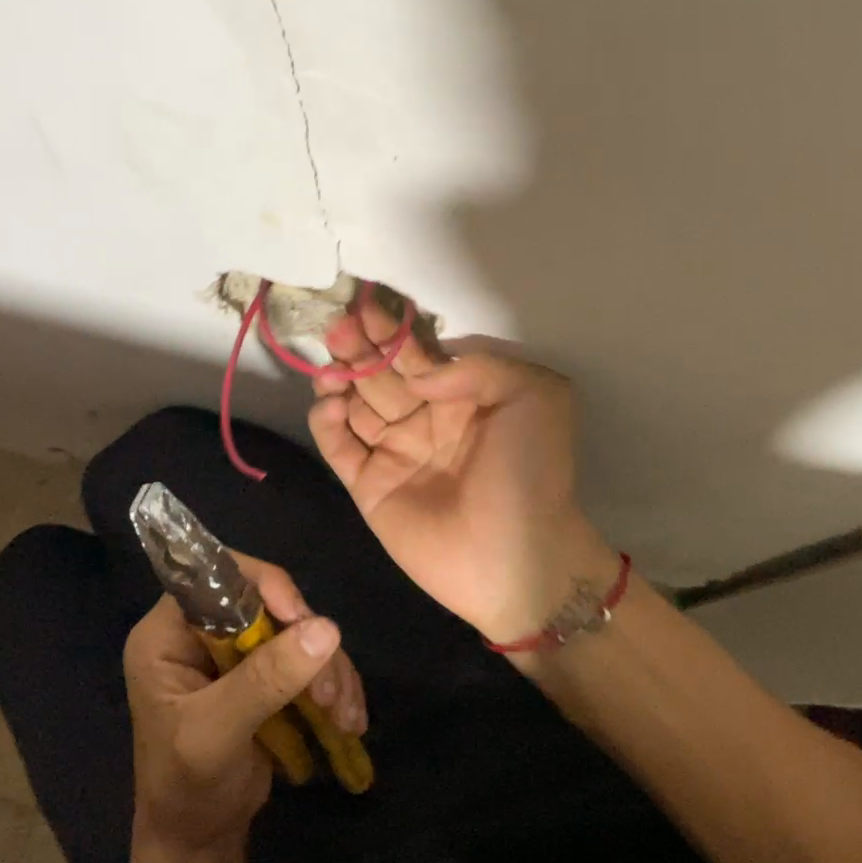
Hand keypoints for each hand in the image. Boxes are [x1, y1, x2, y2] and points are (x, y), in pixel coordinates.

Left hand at [122, 553, 362, 850]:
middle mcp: (200, 633)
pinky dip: (332, 685)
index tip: (298, 616)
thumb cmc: (186, 786)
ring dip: (327, 668)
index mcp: (168, 633)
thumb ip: (264, 679)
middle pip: (266, 602)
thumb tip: (325, 628)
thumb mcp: (217, 732)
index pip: (214, 578)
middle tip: (329, 689)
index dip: (262, 585)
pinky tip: (348, 719)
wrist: (197, 840)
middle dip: (305, 641)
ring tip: (342, 714)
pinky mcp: (264, 676)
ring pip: (295, 630)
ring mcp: (235, 654)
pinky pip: (307, 659)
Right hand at [306, 303, 617, 642]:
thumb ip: (479, 366)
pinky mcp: (369, 486)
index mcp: (463, 397)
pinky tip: (329, 404)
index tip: (367, 305)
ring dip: (339, 379)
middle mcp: (425, 419)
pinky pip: (339, 447)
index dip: (393, 331)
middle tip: (339, 327)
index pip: (418, 354)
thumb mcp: (535, 397)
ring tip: (331, 365)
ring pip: (355, 404)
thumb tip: (420, 373)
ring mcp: (395, 453)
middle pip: (381, 374)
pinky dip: (326, 423)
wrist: (517, 557)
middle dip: (360, 348)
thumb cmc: (532, 472)